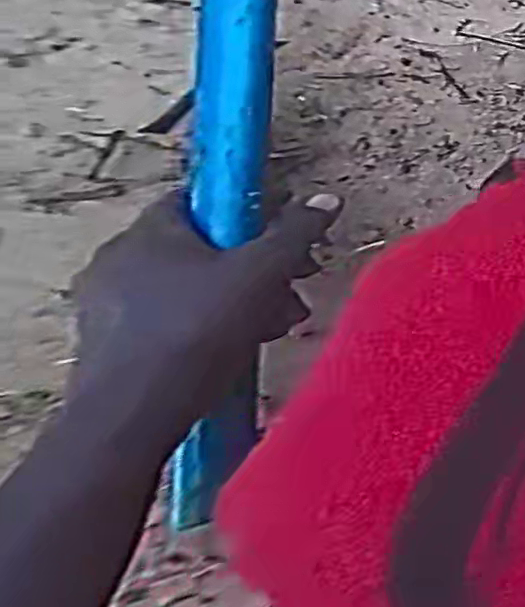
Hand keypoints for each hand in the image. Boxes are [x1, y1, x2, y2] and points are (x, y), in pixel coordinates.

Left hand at [65, 191, 342, 440]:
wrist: (141, 408)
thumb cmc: (202, 325)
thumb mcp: (266, 268)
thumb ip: (297, 229)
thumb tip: (324, 198)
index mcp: (146, 239)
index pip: (198, 199)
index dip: (248, 203)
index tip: (290, 218)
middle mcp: (121, 264)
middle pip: (209, 243)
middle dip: (265, 256)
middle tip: (302, 271)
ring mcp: (117, 303)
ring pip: (204, 279)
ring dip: (254, 289)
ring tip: (283, 312)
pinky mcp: (125, 336)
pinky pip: (187, 308)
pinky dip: (227, 313)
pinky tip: (255, 332)